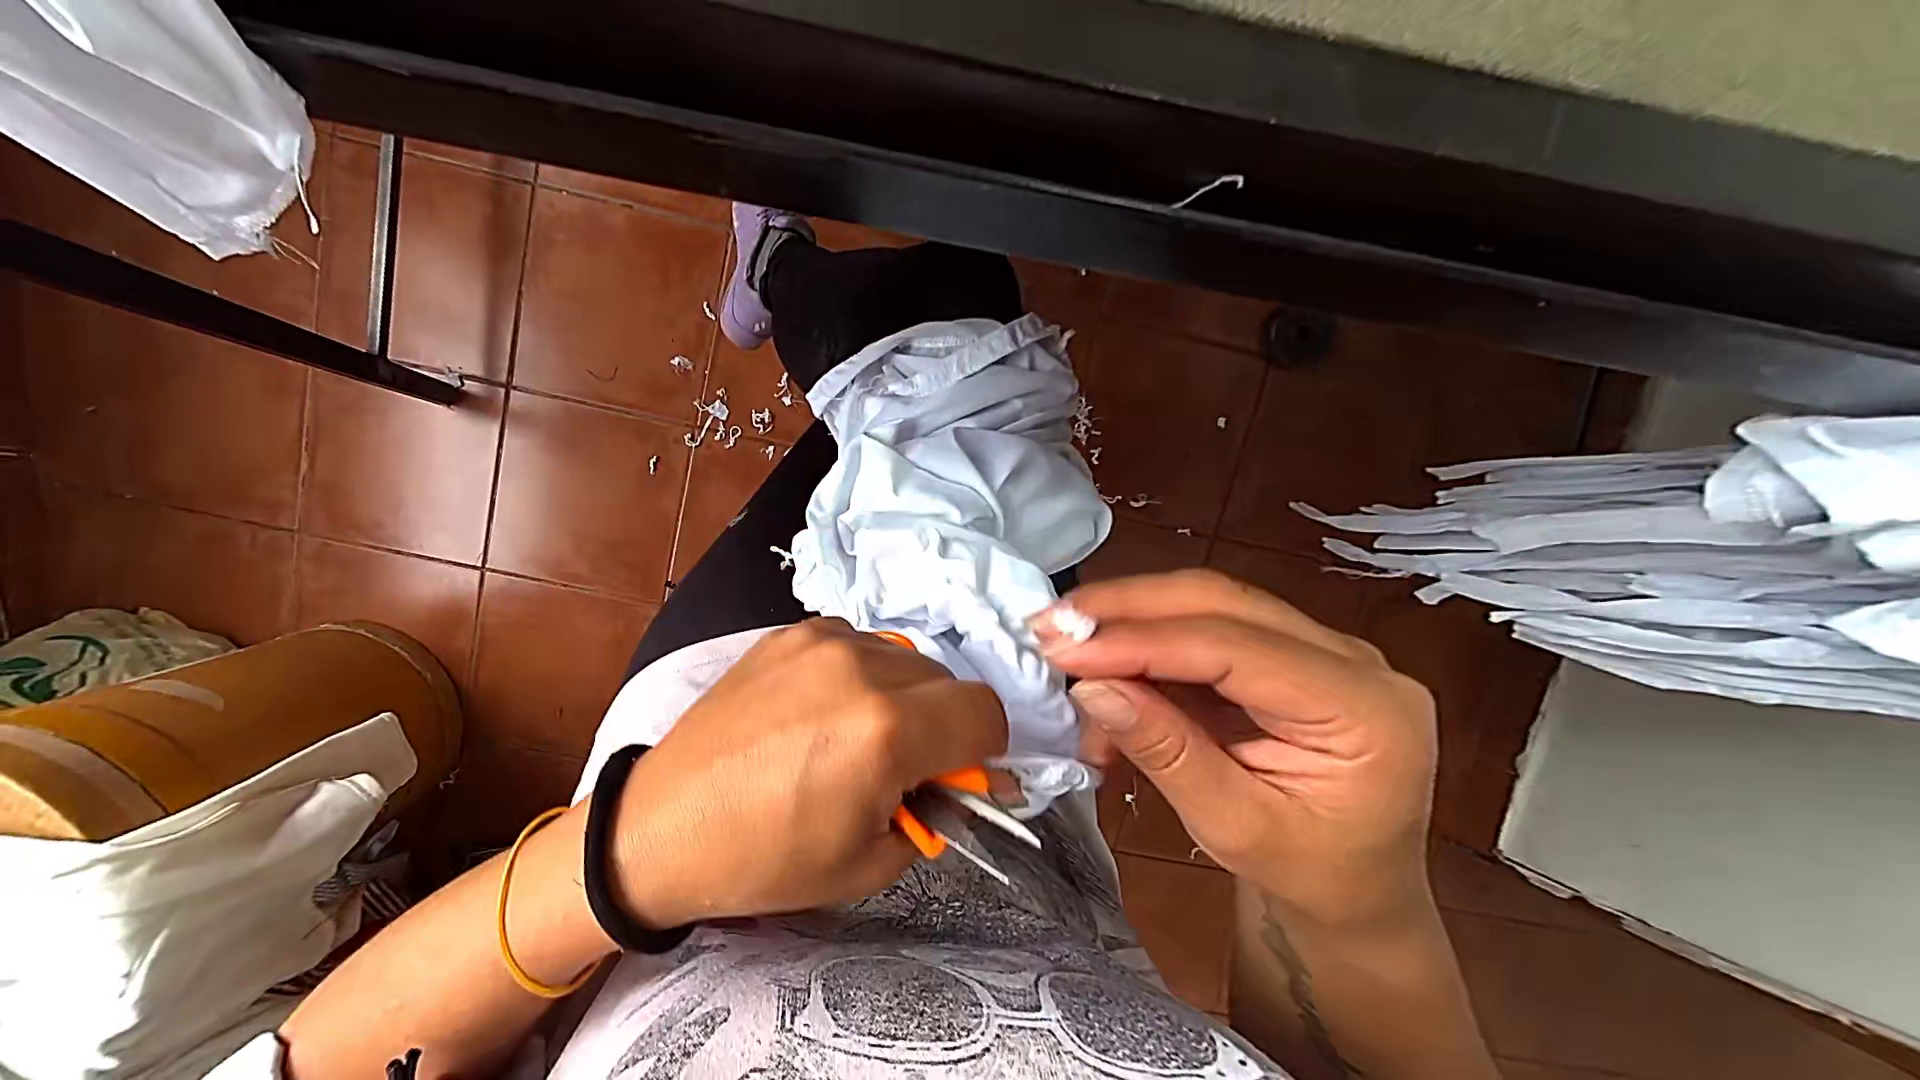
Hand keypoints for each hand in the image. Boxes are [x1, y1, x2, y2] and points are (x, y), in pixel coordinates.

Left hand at [606, 618, 1006, 927]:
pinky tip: (823, 708)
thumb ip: (937, 810)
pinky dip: (863, 675)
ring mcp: (823, 640)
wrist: (662, 824)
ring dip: (905, 696)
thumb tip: (971, 777)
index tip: (960, 772)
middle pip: (950, 682)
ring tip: (856, 733)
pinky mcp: (792, 631)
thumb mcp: (871, 859)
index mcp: (887, 731)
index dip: (987, 749)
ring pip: (908, 658)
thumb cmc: (768, 858)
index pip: (986, 712)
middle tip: (903, 764)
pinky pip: (861, 644)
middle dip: (943, 725)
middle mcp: (863, 669)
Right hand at [1035, 570, 1437, 927]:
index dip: (1140, 641)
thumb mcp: (1235, 828)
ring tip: (1067, 648)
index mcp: (1363, 707)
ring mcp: (1320, 647)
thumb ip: (1167, 752)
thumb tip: (1092, 689)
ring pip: (1207, 602)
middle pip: (1220, 601)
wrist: (1357, 892)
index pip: (1232, 646)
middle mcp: (1349, 657)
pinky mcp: (1285, 652)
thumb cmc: (1311, 876)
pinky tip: (1106, 668)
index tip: (1063, 649)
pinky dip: (1146, 645)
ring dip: (1129, 621)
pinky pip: (1203, 628)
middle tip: (1051, 624)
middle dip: (1126, 607)